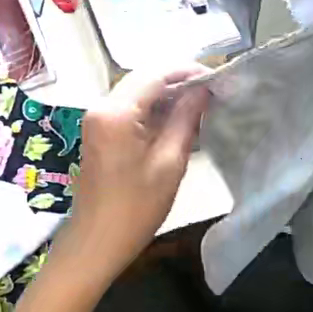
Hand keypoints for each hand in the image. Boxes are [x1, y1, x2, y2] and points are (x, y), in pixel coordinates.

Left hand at [53, 67, 211, 276]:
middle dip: (176, 81)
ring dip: (165, 94)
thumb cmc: (136, 207)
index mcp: (116, 112)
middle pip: (142, 79)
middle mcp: (100, 106)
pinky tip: (175, 120)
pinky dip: (151, 108)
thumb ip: (186, 118)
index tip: (216, 77)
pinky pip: (127, 108)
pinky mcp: (97, 130)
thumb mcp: (170, 162)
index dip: (187, 71)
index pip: (155, 74)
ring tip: (199, 105)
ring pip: (135, 91)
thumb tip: (203, 90)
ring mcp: (96, 118)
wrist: (97, 240)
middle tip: (211, 91)